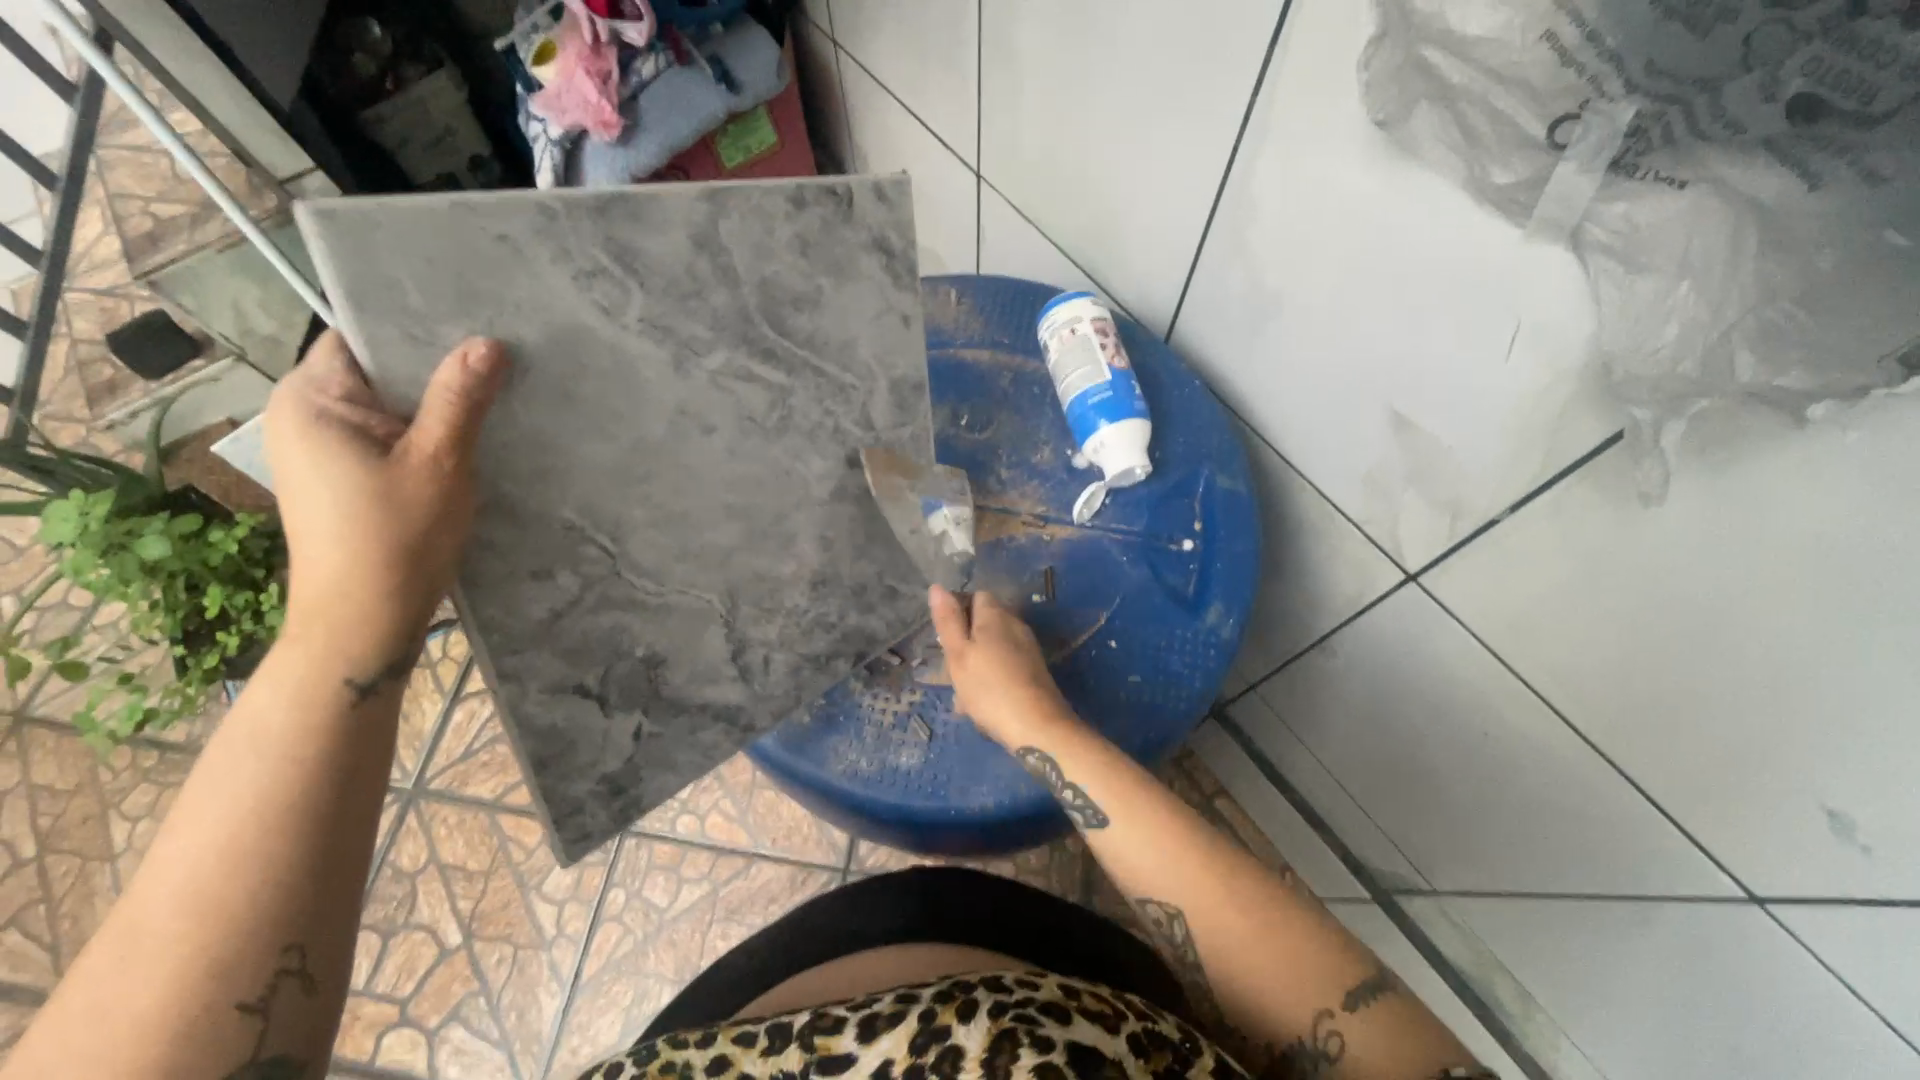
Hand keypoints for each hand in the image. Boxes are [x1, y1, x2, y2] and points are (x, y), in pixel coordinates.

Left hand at [264, 331, 506, 653]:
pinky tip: (464, 440)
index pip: (360, 336)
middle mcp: (299, 414)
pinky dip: (420, 434)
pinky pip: (382, 436)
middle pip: (374, 369)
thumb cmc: (396, 537)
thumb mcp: (439, 460)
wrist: (363, 621)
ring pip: (383, 405)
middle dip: (432, 368)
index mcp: (310, 398)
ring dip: (432, 405)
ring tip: (489, 397)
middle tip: (497, 361)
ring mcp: (315, 449)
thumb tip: (489, 342)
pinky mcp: (335, 477)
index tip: (474, 327)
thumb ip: (460, 397)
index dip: (415, 329)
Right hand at [927, 585, 1082, 746]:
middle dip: (966, 643)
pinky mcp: (1035, 671)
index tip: (945, 637)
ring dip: (976, 665)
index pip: (976, 596)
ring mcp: (1028, 649)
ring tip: (963, 695)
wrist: (1037, 727)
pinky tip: (982, 704)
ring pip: (993, 648)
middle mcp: (1015, 625)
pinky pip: (1005, 666)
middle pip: (985, 624)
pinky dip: (991, 679)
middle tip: (951, 671)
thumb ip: (948, 620)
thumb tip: (938, 587)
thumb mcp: (959, 654)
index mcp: (996, 616)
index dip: (958, 611)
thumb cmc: (989, 689)